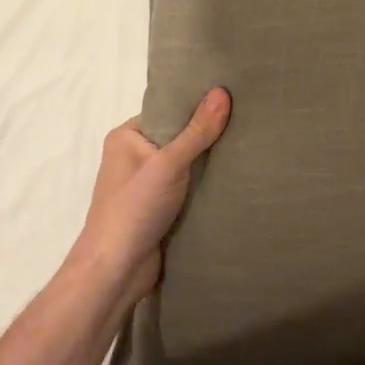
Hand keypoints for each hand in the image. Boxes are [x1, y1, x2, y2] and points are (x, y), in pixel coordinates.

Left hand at [75, 90, 230, 302]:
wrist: (115, 273)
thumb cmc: (133, 209)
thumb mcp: (168, 164)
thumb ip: (197, 131)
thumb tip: (222, 90)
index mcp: (126, 137)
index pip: (168, 110)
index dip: (198, 102)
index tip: (232, 92)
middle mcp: (134, 156)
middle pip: (180, 134)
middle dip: (209, 131)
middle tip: (248, 114)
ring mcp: (147, 183)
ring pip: (187, 161)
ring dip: (210, 158)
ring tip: (249, 139)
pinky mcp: (160, 206)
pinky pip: (189, 183)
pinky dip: (207, 180)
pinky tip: (235, 171)